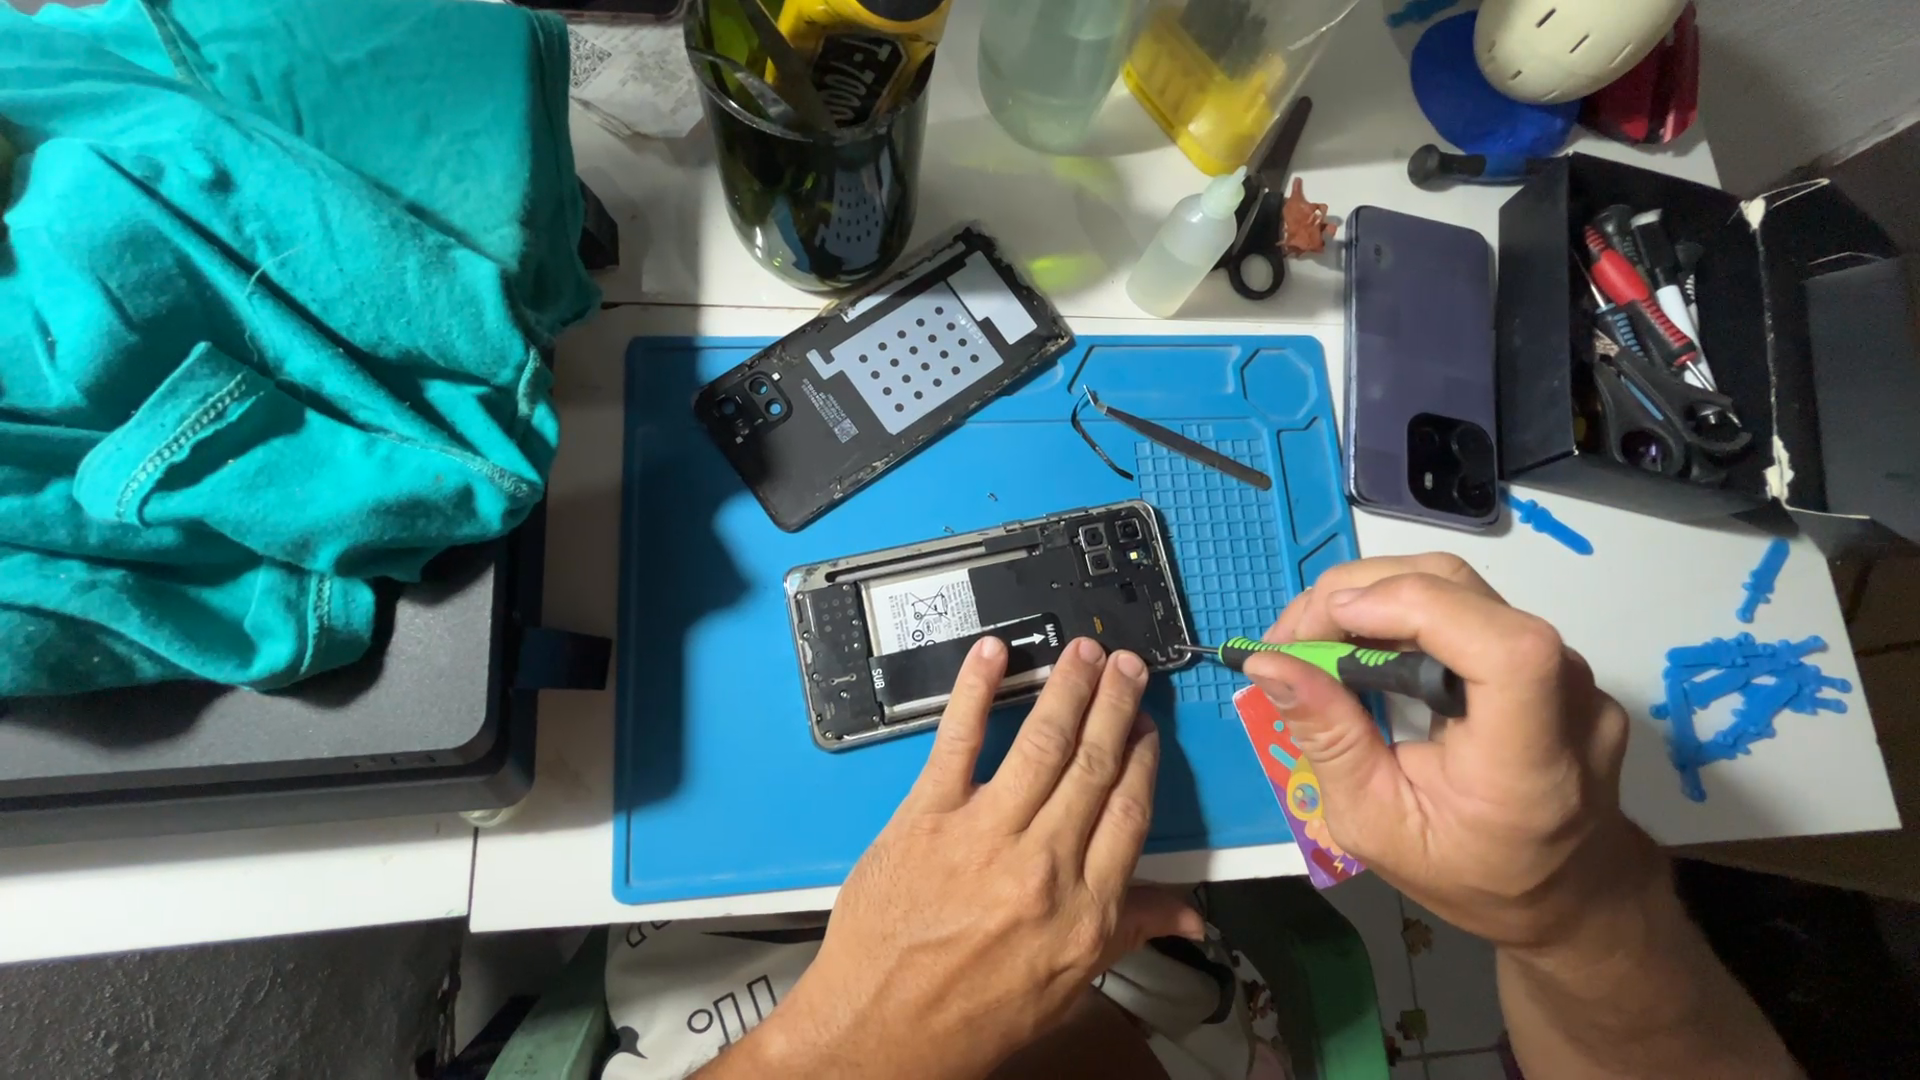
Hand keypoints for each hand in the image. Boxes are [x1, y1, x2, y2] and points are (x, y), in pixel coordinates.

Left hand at [765, 637, 1203, 1079]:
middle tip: (1128, 665)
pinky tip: (992, 655)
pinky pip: (958, 741)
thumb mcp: (1065, 987)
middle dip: (1115, 706)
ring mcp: (984, 832)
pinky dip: (975, 691)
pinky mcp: (928, 814)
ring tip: (1084, 652)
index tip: (1146, 726)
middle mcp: (1044, 863)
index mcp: (1085, 909)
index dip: (1142, 760)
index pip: (1130, 811)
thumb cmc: (974, 1014)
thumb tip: (1189, 913)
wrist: (879, 1032)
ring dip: (1068, 688)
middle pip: (1093, 765)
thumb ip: (1127, 931)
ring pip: (1041, 743)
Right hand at [1241, 555, 1660, 951]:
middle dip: (1358, 592)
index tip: (1330, 620)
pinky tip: (1355, 641)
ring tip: (1312, 635)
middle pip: (1464, 592)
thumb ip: (1326, 740)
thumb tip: (1266, 665)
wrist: (1570, 893)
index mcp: (1529, 761)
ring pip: (1458, 585)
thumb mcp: (1374, 824)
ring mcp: (1565, 670)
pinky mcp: (1547, 658)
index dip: (1415, 610)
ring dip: (1368, 593)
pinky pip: (1463, 604)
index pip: (1507, 650)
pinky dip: (1393, 607)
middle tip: (1290, 635)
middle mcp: (1566, 698)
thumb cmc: (1469, 874)